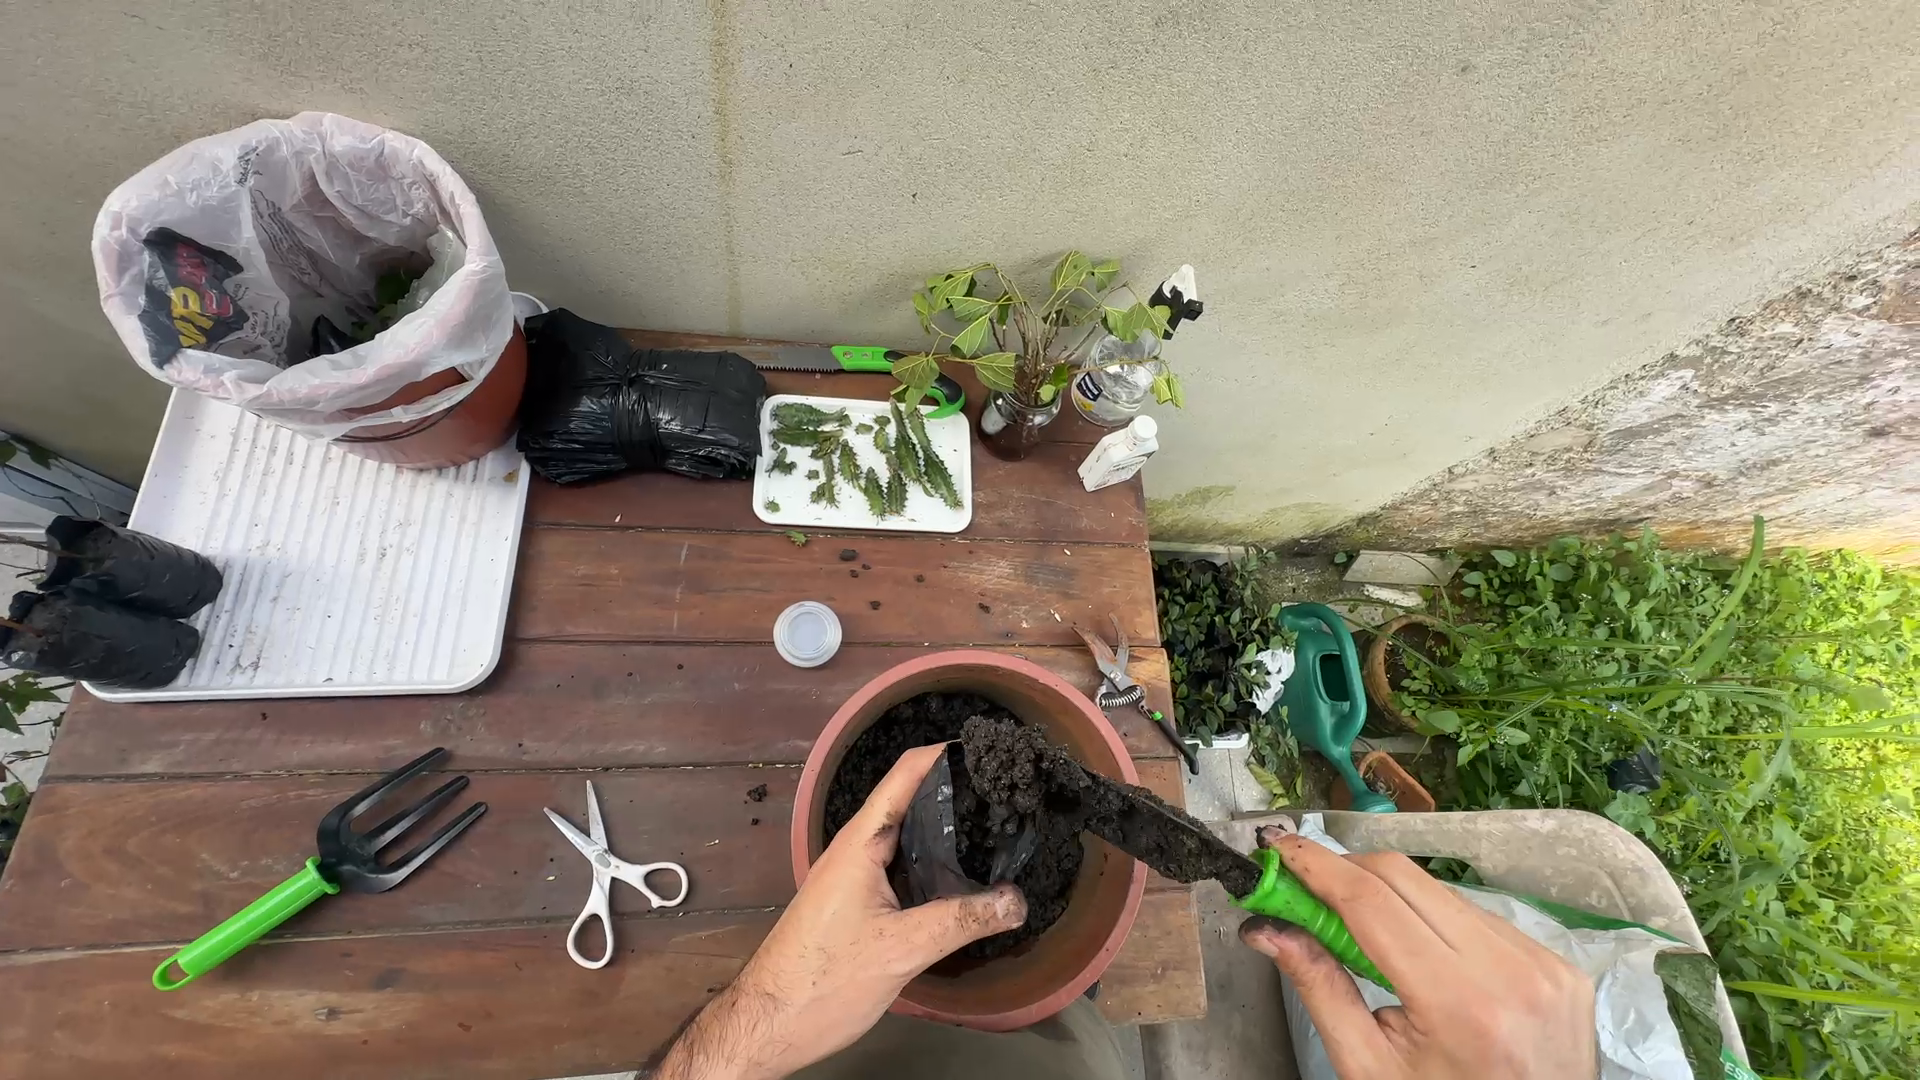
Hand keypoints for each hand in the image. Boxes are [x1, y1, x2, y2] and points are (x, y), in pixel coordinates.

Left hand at [658, 743, 1026, 1079]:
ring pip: (903, 833)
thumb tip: (1018, 899)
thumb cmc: (825, 980)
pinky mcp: (855, 897)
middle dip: (952, 788)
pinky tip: (957, 874)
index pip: (905, 772)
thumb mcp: (902, 950)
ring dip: (941, 825)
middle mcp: (856, 845)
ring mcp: (852, 871)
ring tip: (991, 824)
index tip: (986, 751)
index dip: (943, 754)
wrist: (767, 1026)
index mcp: (861, 840)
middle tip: (1003, 791)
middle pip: (908, 798)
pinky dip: (929, 858)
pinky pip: (898, 862)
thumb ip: (961, 921)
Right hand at [1240, 831, 1596, 1079]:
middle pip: (1400, 876)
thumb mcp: (1367, 1066)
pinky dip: (1426, 913)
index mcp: (1461, 1005)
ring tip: (1359, 928)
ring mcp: (1542, 963)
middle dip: (1342, 870)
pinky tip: (1415, 948)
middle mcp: (1511, 971)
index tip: (1277, 846)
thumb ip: (1316, 985)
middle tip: (1304, 886)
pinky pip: (1468, 909)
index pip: (1370, 900)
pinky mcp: (1556, 961)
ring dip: (1384, 891)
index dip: (1315, 863)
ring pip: (1433, 887)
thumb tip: (1262, 926)